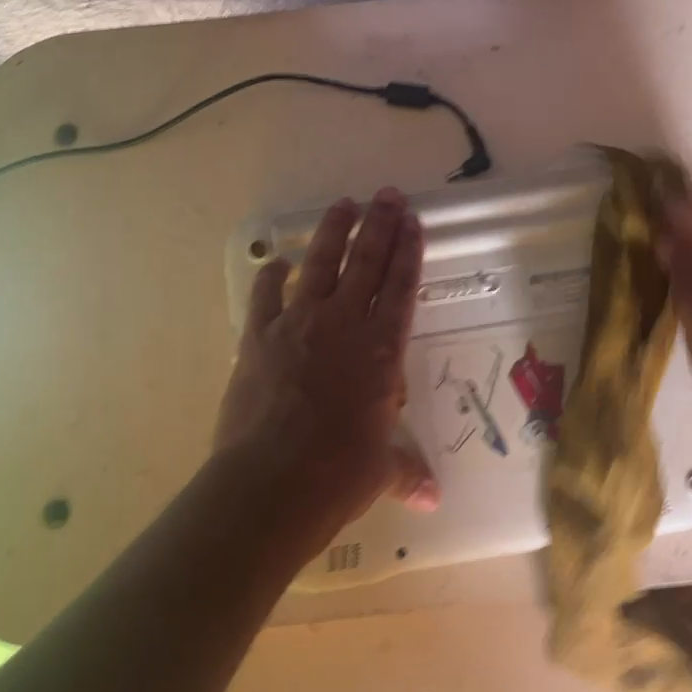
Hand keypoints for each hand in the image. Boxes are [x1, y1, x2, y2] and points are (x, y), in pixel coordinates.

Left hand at [214, 187, 439, 536]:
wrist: (271, 482)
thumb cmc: (338, 475)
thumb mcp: (381, 472)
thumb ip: (405, 472)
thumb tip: (432, 498)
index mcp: (382, 350)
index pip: (401, 287)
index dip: (409, 251)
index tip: (412, 220)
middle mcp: (344, 324)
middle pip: (366, 262)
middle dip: (379, 224)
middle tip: (387, 194)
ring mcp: (298, 325)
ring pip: (321, 265)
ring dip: (334, 232)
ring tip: (344, 204)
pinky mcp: (258, 337)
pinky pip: (266, 295)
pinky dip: (272, 275)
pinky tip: (277, 261)